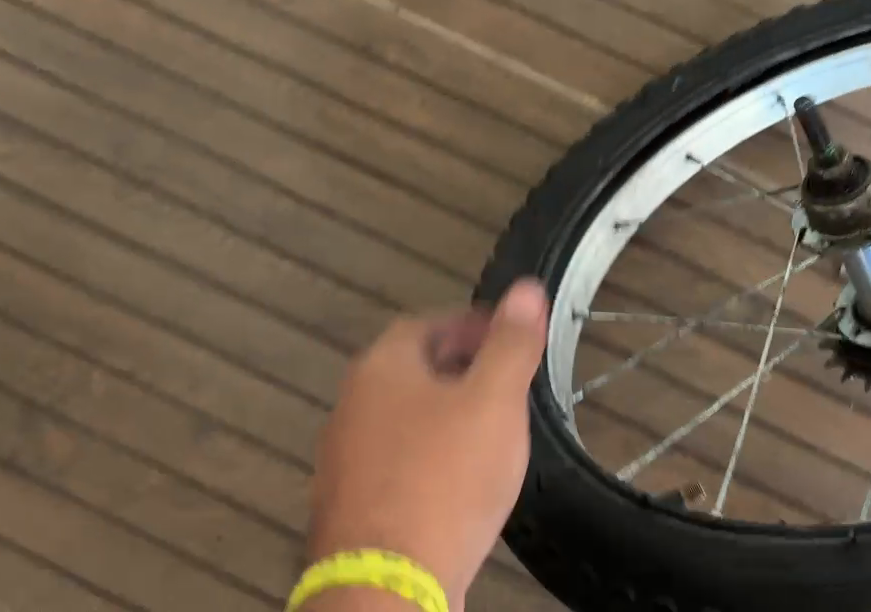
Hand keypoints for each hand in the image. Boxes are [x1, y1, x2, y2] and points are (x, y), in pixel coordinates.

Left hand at [306, 281, 549, 609]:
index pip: (432, 323)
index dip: (477, 326)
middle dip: (466, 368)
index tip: (515, 341)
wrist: (388, 589)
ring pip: (407, 417)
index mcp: (382, 366)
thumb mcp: (495, 399)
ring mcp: (344, 459)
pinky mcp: (350, 507)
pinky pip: (398, 462)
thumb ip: (512, 342)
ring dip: (449, 414)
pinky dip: (431, 457)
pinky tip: (461, 482)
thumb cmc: (446, 478)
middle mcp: (352, 404)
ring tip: (493, 431)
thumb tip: (526, 289)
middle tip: (510, 384)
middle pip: (416, 369)